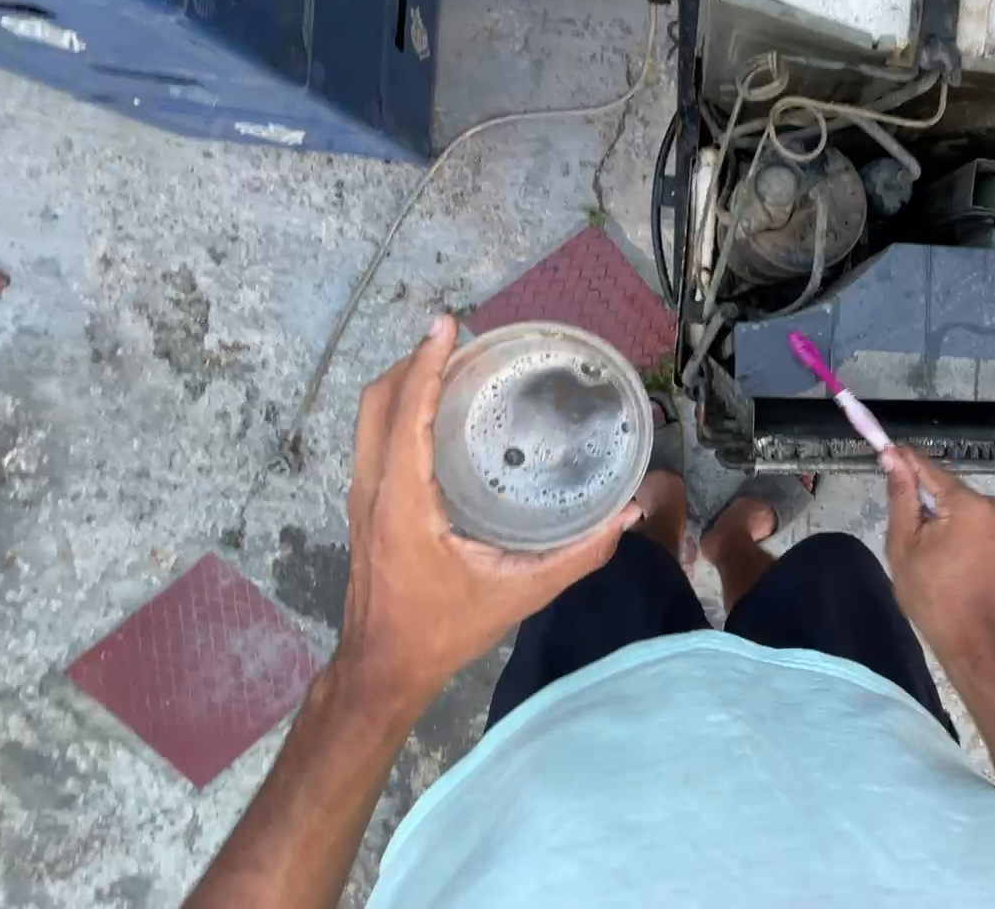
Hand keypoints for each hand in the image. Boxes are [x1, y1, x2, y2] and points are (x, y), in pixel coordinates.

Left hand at [334, 316, 639, 713]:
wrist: (383, 667)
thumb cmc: (447, 628)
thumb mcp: (522, 592)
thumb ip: (580, 553)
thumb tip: (631, 514)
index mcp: (404, 503)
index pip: (407, 416)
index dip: (425, 365)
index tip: (446, 326)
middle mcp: (375, 490)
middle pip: (376, 402)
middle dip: (412, 362)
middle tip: (461, 341)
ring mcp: (364, 496)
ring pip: (370, 417)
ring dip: (405, 382)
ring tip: (455, 366)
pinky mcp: (366, 505)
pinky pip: (377, 437)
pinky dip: (402, 409)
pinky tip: (442, 414)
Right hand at [882, 447, 994, 664]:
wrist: (980, 644)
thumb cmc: (934, 599)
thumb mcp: (905, 546)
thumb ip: (901, 498)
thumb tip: (893, 459)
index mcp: (968, 503)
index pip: (928, 468)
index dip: (903, 461)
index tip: (883, 452)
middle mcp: (994, 505)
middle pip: (947, 488)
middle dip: (924, 500)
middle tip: (903, 529)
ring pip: (962, 507)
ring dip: (942, 518)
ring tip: (926, 551)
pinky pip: (977, 524)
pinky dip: (959, 532)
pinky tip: (947, 559)